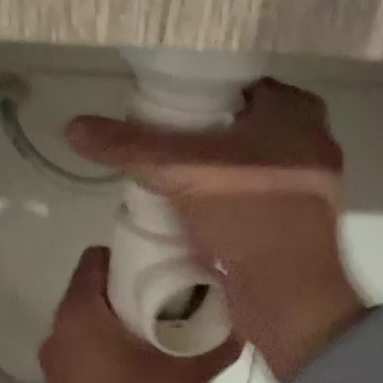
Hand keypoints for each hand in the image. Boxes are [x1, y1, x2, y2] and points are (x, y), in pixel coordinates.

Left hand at [40, 246, 240, 382]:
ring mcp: (57, 360)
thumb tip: (242, 326)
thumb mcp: (185, 378)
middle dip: (130, 287)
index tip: (159, 262)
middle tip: (172, 292)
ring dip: (122, 319)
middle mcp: (59, 331)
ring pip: (90, 320)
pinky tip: (147, 359)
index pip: (94, 259)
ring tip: (165, 326)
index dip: (126, 254)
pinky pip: (86, 346)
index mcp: (79, 315)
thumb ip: (214, 347)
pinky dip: (111, 344)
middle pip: (93, 289)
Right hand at [67, 78, 366, 380]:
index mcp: (296, 111)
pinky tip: (189, 212)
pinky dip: (223, 202)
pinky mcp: (297, 225)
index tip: (159, 108)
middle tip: (154, 145)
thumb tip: (73, 126)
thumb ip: (126, 146)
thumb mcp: (179, 171)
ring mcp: (308, 187)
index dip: (196, 92)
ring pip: (245, 165)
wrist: (291, 298)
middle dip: (198, 136)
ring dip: (210, 172)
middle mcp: (310, 141)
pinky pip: (252, 200)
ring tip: (164, 178)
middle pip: (238, 126)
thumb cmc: (248, 214)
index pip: (237, 85)